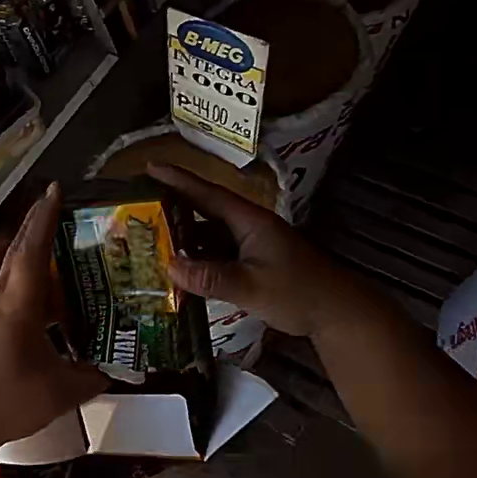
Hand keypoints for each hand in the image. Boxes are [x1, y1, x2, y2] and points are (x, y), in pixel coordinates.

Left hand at [0, 184, 107, 455]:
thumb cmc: (6, 403)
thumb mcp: (61, 391)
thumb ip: (94, 374)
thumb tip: (119, 365)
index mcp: (18, 307)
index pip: (32, 251)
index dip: (44, 218)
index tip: (55, 188)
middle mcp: (1, 302)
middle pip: (19, 251)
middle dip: (39, 222)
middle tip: (62, 200)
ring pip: (15, 270)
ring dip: (35, 249)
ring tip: (65, 238)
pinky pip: (15, 290)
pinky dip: (35, 278)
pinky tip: (55, 291)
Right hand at [148, 163, 359, 336]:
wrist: (336, 310)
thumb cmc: (297, 292)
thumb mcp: (251, 286)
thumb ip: (211, 277)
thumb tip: (170, 265)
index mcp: (249, 221)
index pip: (208, 194)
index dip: (179, 180)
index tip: (150, 167)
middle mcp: (249, 227)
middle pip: (206, 211)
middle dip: (175, 207)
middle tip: (140, 207)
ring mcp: (254, 244)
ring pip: (212, 235)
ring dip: (186, 238)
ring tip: (152, 241)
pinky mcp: (257, 262)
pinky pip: (221, 253)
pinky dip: (201, 258)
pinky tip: (183, 270)